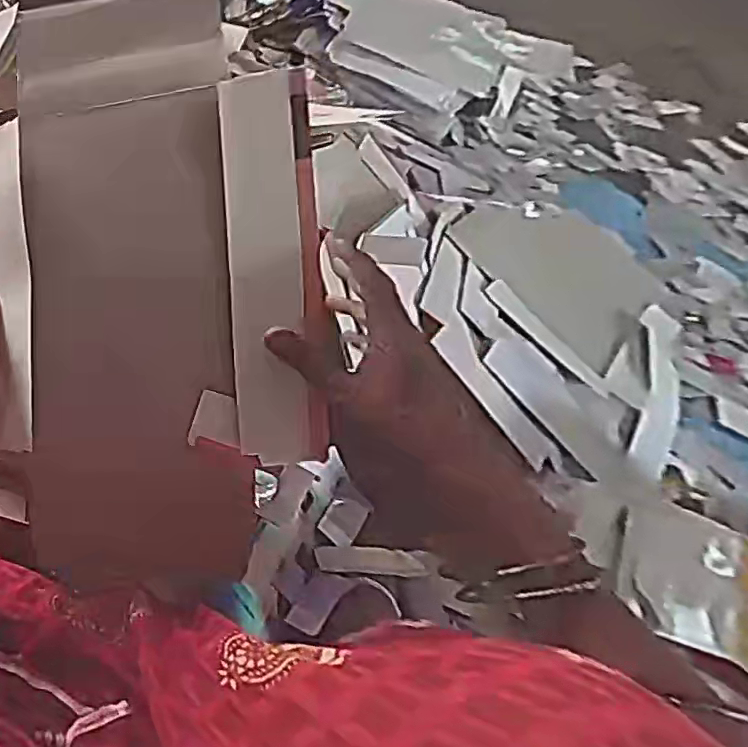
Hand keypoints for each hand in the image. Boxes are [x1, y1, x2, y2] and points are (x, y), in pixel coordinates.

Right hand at [265, 236, 569, 571]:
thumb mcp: (349, 406)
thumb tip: (280, 336)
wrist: (468, 506)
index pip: (372, 285)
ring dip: (348, 327)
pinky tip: (331, 383)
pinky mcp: (411, 408)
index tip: (330, 240)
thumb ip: (313, 367)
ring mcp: (413, 382)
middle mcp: (409, 356)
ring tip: (316, 326)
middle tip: (316, 281)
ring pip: (376, 340)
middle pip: (376, 309)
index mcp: (397, 343)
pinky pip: (375, 370)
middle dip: (345, 292)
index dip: (349, 259)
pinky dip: (351, 363)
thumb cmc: (418, 454)